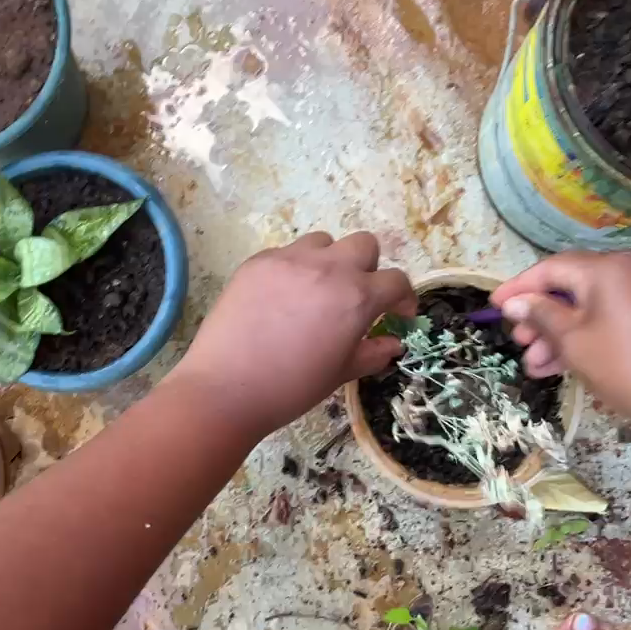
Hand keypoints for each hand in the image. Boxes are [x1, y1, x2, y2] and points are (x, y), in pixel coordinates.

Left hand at [166, 232, 415, 439]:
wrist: (227, 388)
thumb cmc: (292, 388)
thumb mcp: (341, 373)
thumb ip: (372, 353)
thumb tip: (392, 343)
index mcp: (356, 297)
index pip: (396, 281)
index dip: (404, 297)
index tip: (399, 314)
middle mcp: (328, 268)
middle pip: (364, 245)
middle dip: (369, 268)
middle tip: (356, 297)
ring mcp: (290, 260)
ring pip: (324, 241)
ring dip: (330, 260)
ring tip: (317, 291)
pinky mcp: (258, 262)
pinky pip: (287, 252)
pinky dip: (295, 269)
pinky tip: (281, 299)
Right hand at [490, 252, 630, 428]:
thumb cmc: (627, 366)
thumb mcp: (574, 342)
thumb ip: (541, 315)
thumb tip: (516, 302)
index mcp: (607, 268)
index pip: (551, 268)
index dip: (519, 287)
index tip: (493, 306)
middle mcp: (629, 271)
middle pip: (570, 288)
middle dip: (539, 318)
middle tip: (519, 344)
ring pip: (589, 308)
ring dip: (559, 335)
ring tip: (536, 367)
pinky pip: (609, 319)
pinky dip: (585, 337)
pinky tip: (563, 366)